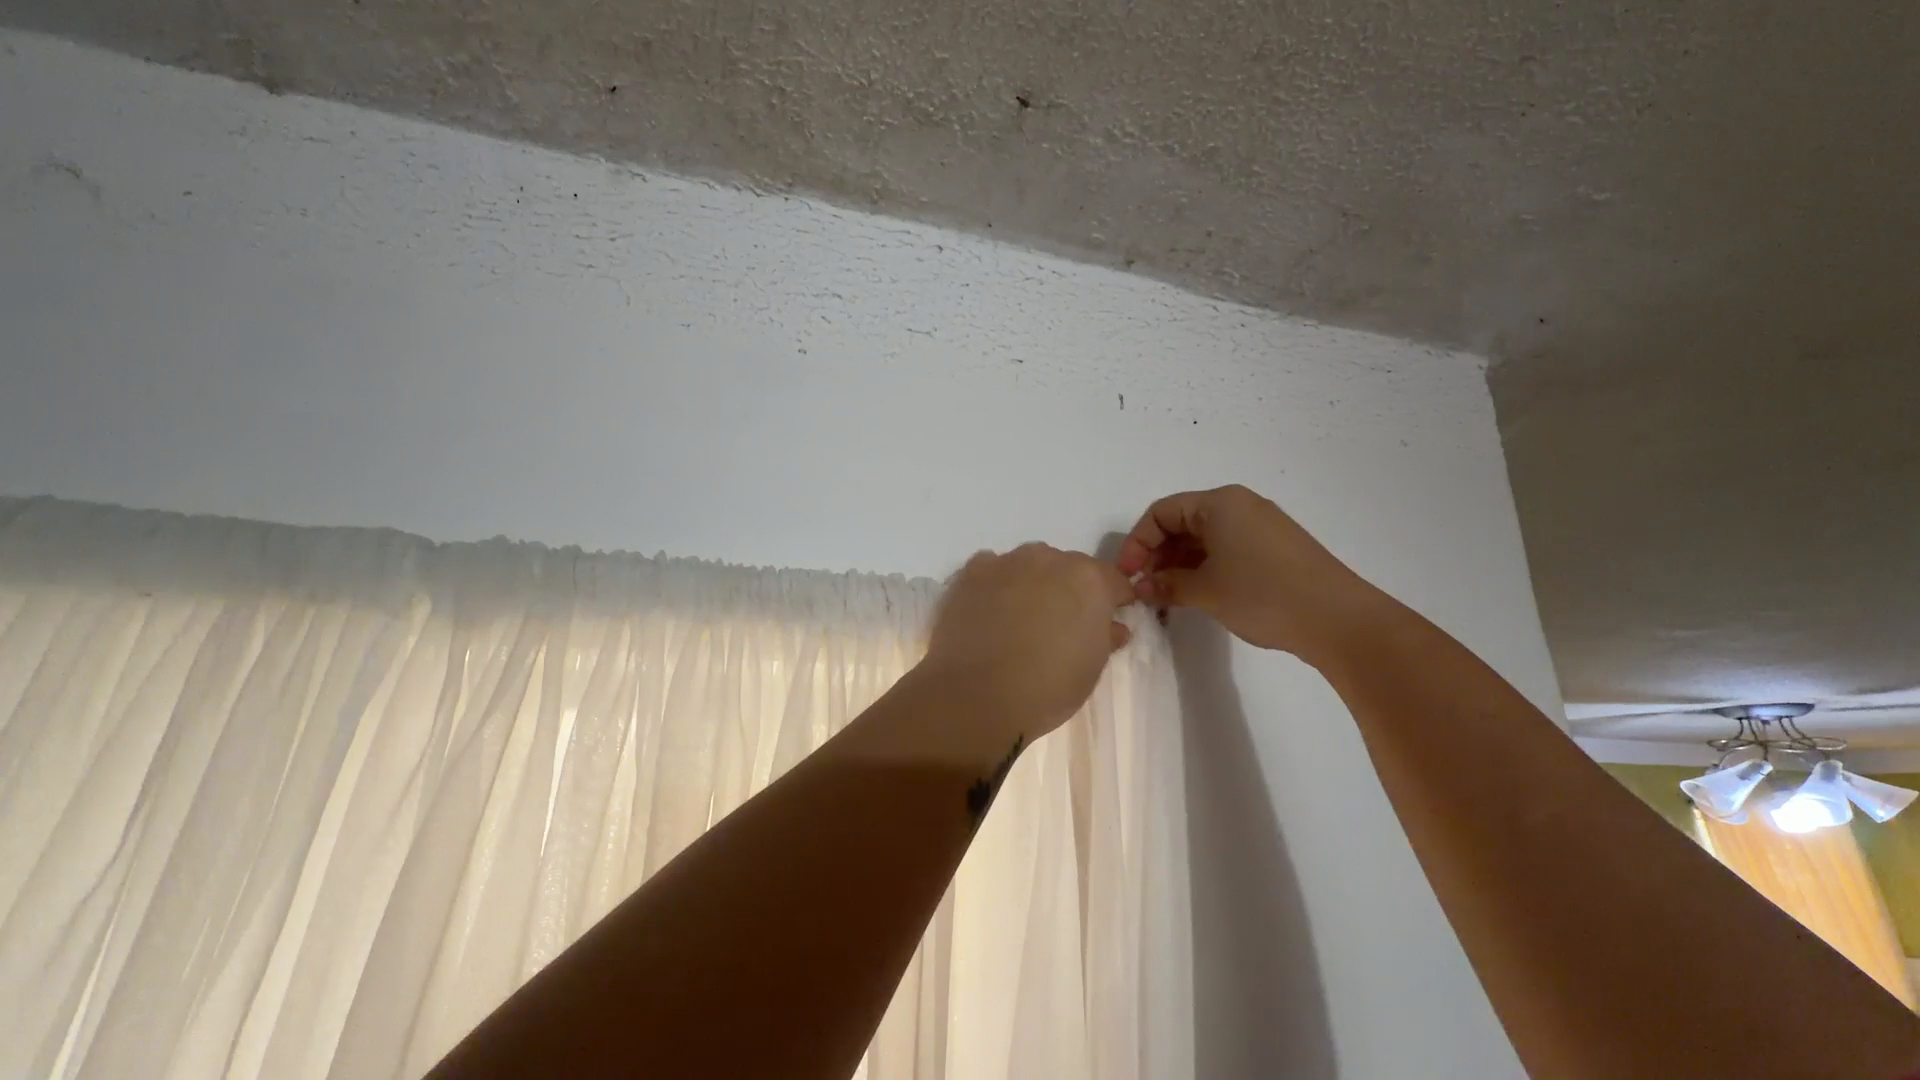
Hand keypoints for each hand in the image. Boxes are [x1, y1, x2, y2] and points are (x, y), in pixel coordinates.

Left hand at [919, 544, 1134, 742]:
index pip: (1113, 581)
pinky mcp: (970, 573)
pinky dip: (995, 585)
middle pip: (1068, 569)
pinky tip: (989, 612)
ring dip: (1031, 584)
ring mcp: (1006, 563)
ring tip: (1020, 620)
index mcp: (1089, 580)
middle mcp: (1049, 559)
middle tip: (1059, 625)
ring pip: (1028, 566)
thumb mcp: (1091, 669)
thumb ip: (1104, 638)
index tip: (1107, 621)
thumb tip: (1112, 627)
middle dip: (1069, 591)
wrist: (977, 697)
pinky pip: (991, 570)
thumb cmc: (1047, 688)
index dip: (1113, 601)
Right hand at [1116, 484, 1392, 663]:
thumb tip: (1141, 586)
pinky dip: (1206, 568)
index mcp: (1220, 503)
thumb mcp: (1205, 591)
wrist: (1337, 619)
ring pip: (1205, 538)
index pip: (1161, 512)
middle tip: (1145, 589)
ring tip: (1169, 598)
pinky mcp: (1276, 549)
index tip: (1127, 576)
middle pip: (1183, 522)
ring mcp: (1262, 527)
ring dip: (1181, 565)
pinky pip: (1227, 550)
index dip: (1137, 543)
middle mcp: (1240, 506)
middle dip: (1158, 554)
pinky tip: (1200, 596)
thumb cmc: (1263, 595)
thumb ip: (1166, 584)